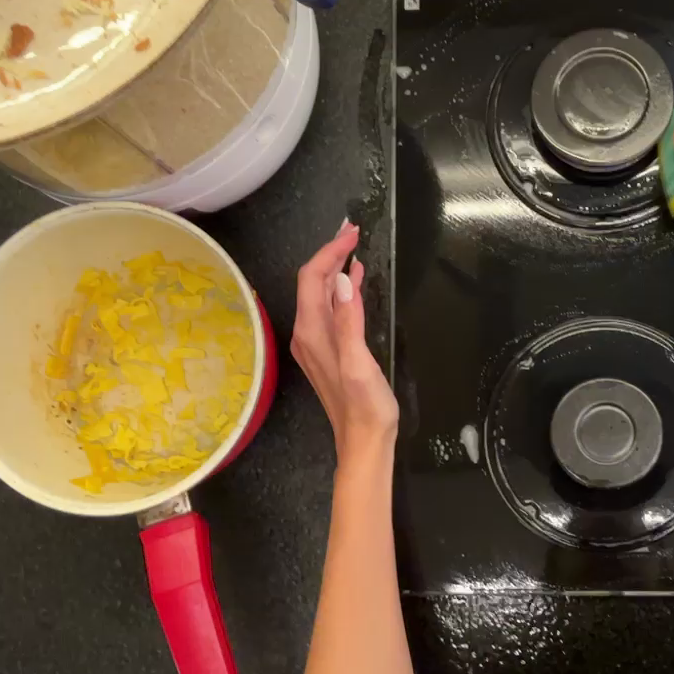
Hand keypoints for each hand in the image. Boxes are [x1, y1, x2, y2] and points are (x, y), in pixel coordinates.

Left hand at [291, 222, 397, 463]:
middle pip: (312, 283)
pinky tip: (355, 284)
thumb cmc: (366, 406)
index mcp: (313, 332)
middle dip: (331, 254)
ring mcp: (316, 344)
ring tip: (354, 249)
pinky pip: (329, 310)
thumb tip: (344, 281)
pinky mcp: (328, 352)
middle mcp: (307, 335)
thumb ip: (349, 321)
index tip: (353, 233)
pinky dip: (341, 291)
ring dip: (335, 270)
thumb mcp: (359, 362)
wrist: (364, 441)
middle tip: (354, 232)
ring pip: (320, 296)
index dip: (330, 252)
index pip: (313, 278)